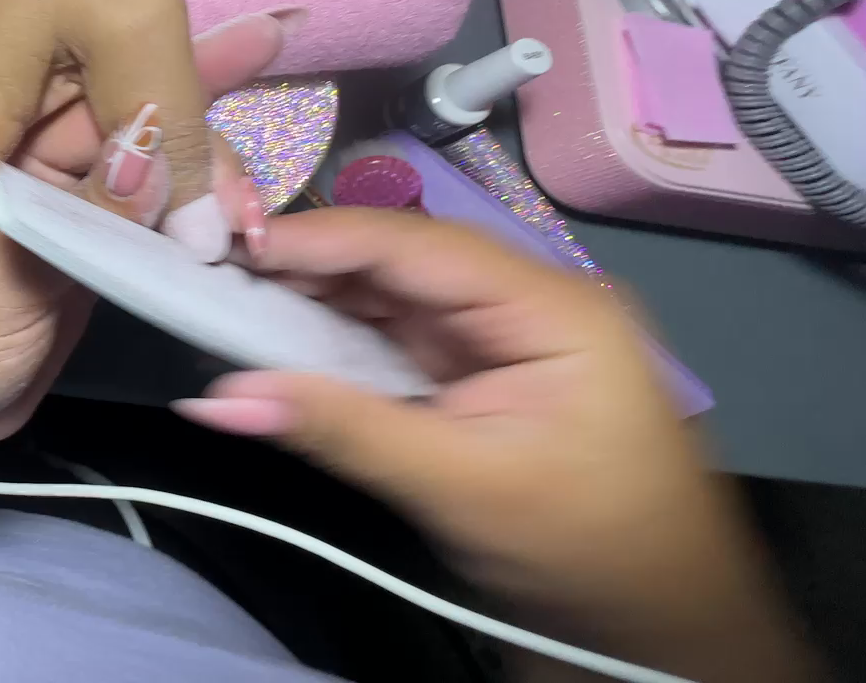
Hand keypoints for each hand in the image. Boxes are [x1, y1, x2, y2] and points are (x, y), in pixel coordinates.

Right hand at [175, 209, 814, 679]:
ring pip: (378, 282)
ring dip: (304, 286)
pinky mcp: (460, 353)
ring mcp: (488, 323)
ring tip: (229, 288)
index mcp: (551, 305)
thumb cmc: (585, 553)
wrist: (651, 628)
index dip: (319, 237)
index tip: (231, 243)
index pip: (415, 245)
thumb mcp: (456, 487)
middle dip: (303, 257)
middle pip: (392, 253)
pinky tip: (271, 320)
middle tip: (217, 265)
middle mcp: (518, 294)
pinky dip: (321, 320)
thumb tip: (214, 399)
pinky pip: (378, 319)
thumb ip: (334, 429)